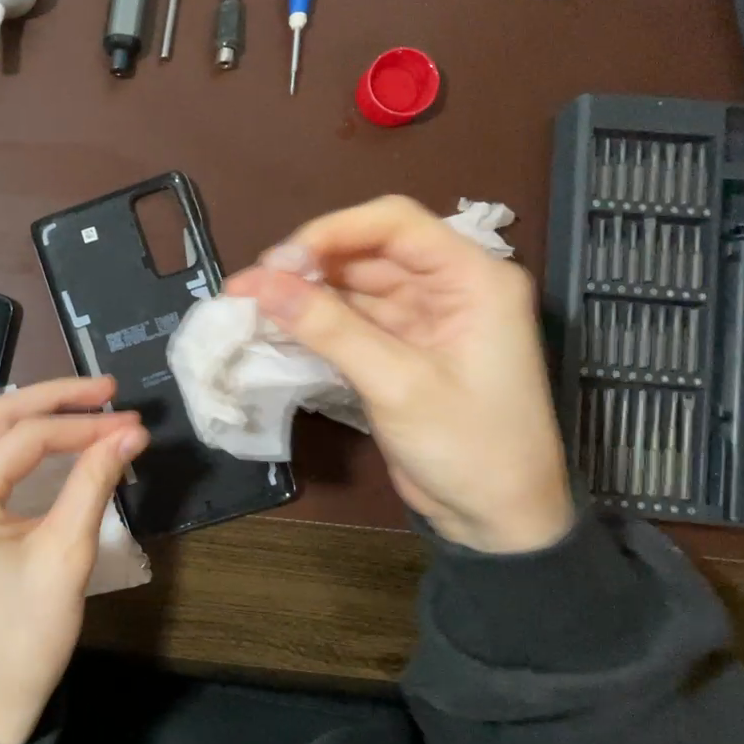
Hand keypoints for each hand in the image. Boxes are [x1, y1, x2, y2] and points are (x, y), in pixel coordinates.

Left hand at [0, 377, 147, 743]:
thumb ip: (94, 483)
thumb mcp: (67, 555)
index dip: (81, 425)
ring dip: (37, 417)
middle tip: (107, 391)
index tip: (131, 423)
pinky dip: (22, 446)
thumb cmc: (29, 633)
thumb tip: (130, 431)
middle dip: (54, 400)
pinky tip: (58, 439)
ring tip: (89, 407)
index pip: (24, 438)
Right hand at [224, 196, 574, 553]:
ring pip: (351, 288)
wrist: (497, 519)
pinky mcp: (398, 352)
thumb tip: (260, 284)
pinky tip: (273, 330)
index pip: (394, 225)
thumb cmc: (469, 446)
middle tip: (246, 288)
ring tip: (247, 307)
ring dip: (302, 296)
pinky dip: (312, 325)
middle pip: (366, 253)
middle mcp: (447, 289)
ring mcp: (421, 322)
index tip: (275, 261)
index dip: (331, 232)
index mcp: (472, 279)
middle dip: (306, 266)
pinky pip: (348, 323)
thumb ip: (329, 329)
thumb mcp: (398, 384)